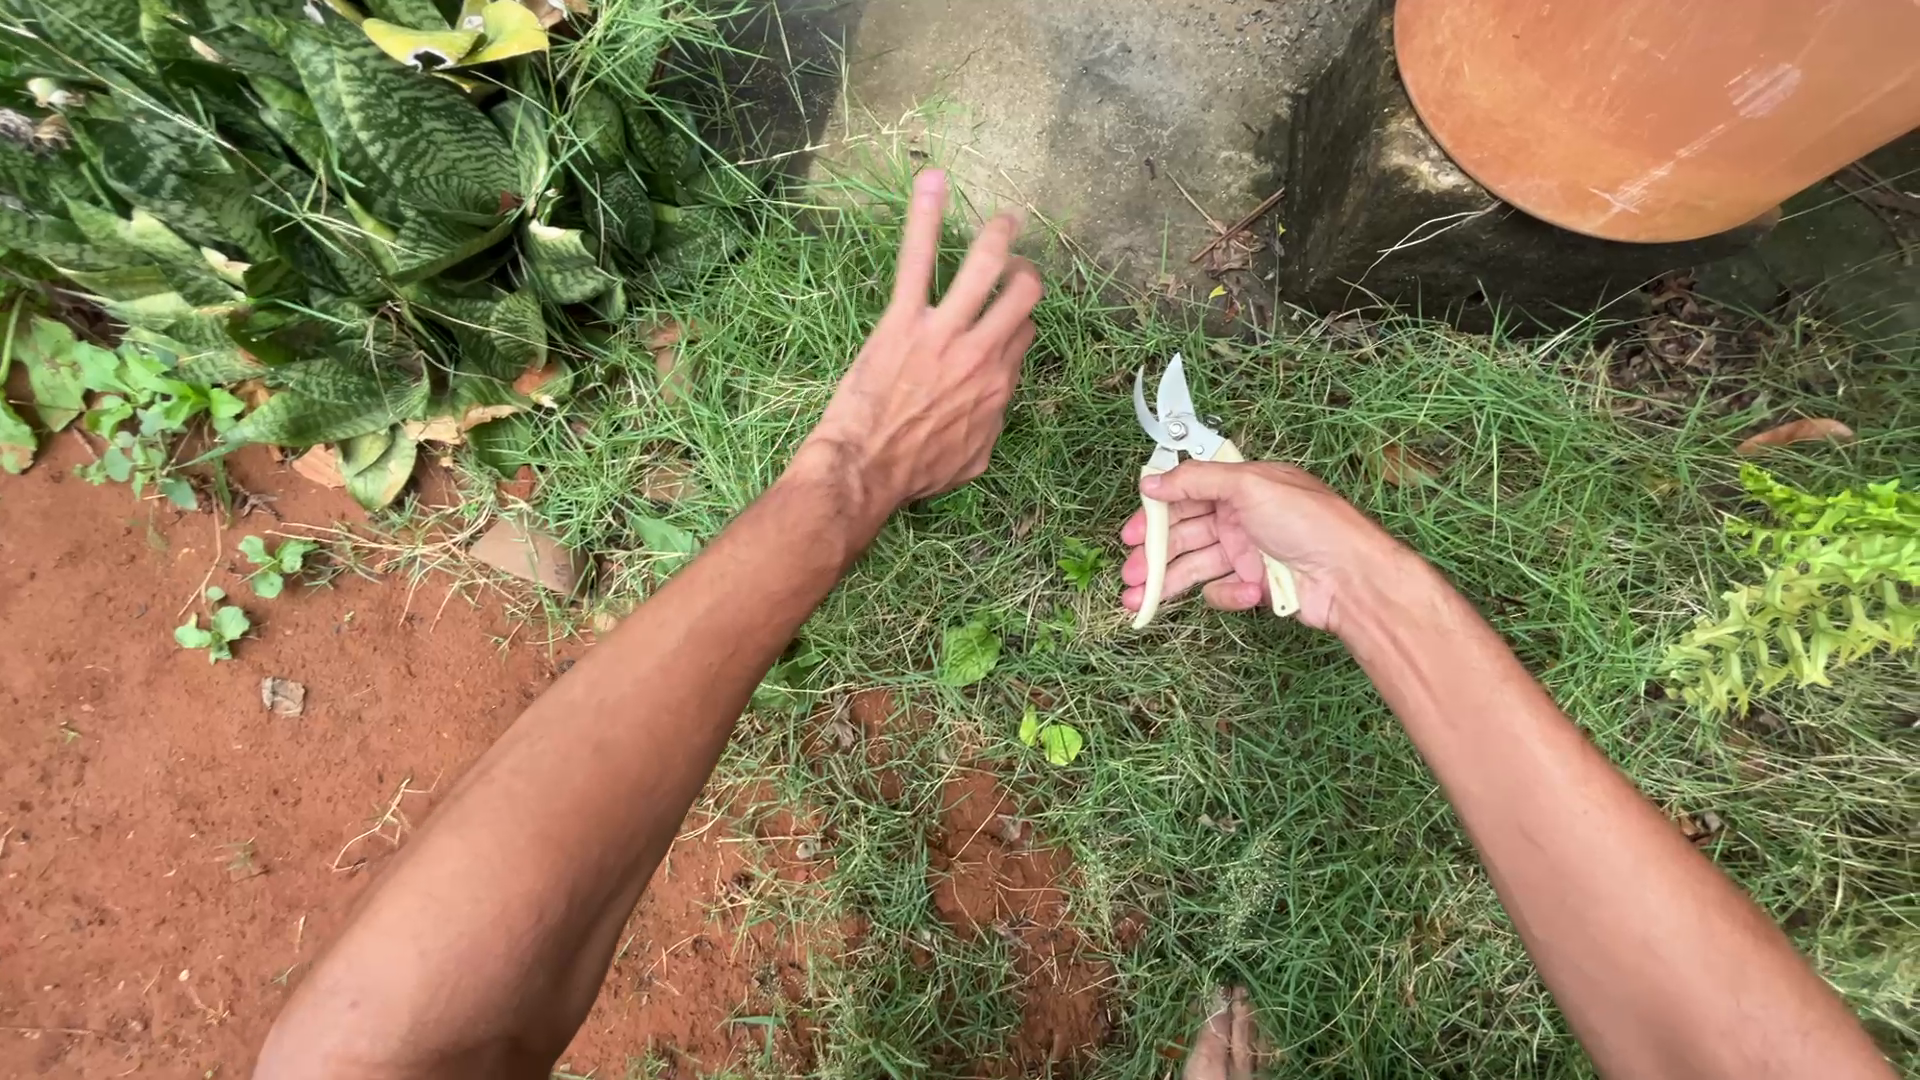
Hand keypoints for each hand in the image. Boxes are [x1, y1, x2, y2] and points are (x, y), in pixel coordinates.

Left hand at [803, 169, 1043, 512]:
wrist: (867, 468)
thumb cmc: (916, 472)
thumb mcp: (973, 459)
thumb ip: (992, 421)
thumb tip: (996, 399)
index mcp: (998, 385)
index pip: (1024, 333)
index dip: (1018, 323)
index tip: (1004, 322)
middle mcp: (982, 352)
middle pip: (1022, 295)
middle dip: (1024, 273)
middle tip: (1013, 264)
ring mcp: (944, 332)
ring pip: (985, 267)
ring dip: (999, 236)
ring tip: (1004, 219)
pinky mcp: (903, 320)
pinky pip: (918, 260)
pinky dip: (925, 218)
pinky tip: (932, 182)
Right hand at [1119, 459, 1413, 632]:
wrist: (1352, 579)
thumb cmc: (1311, 523)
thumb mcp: (1249, 486)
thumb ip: (1195, 481)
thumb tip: (1152, 480)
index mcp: (1241, 487)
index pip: (1186, 496)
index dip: (1155, 514)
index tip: (1130, 533)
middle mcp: (1241, 518)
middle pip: (1184, 535)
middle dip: (1154, 555)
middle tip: (1130, 573)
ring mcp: (1248, 552)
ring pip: (1195, 566)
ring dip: (1167, 582)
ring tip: (1138, 601)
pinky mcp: (1256, 584)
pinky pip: (1224, 589)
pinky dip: (1226, 594)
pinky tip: (1244, 594)